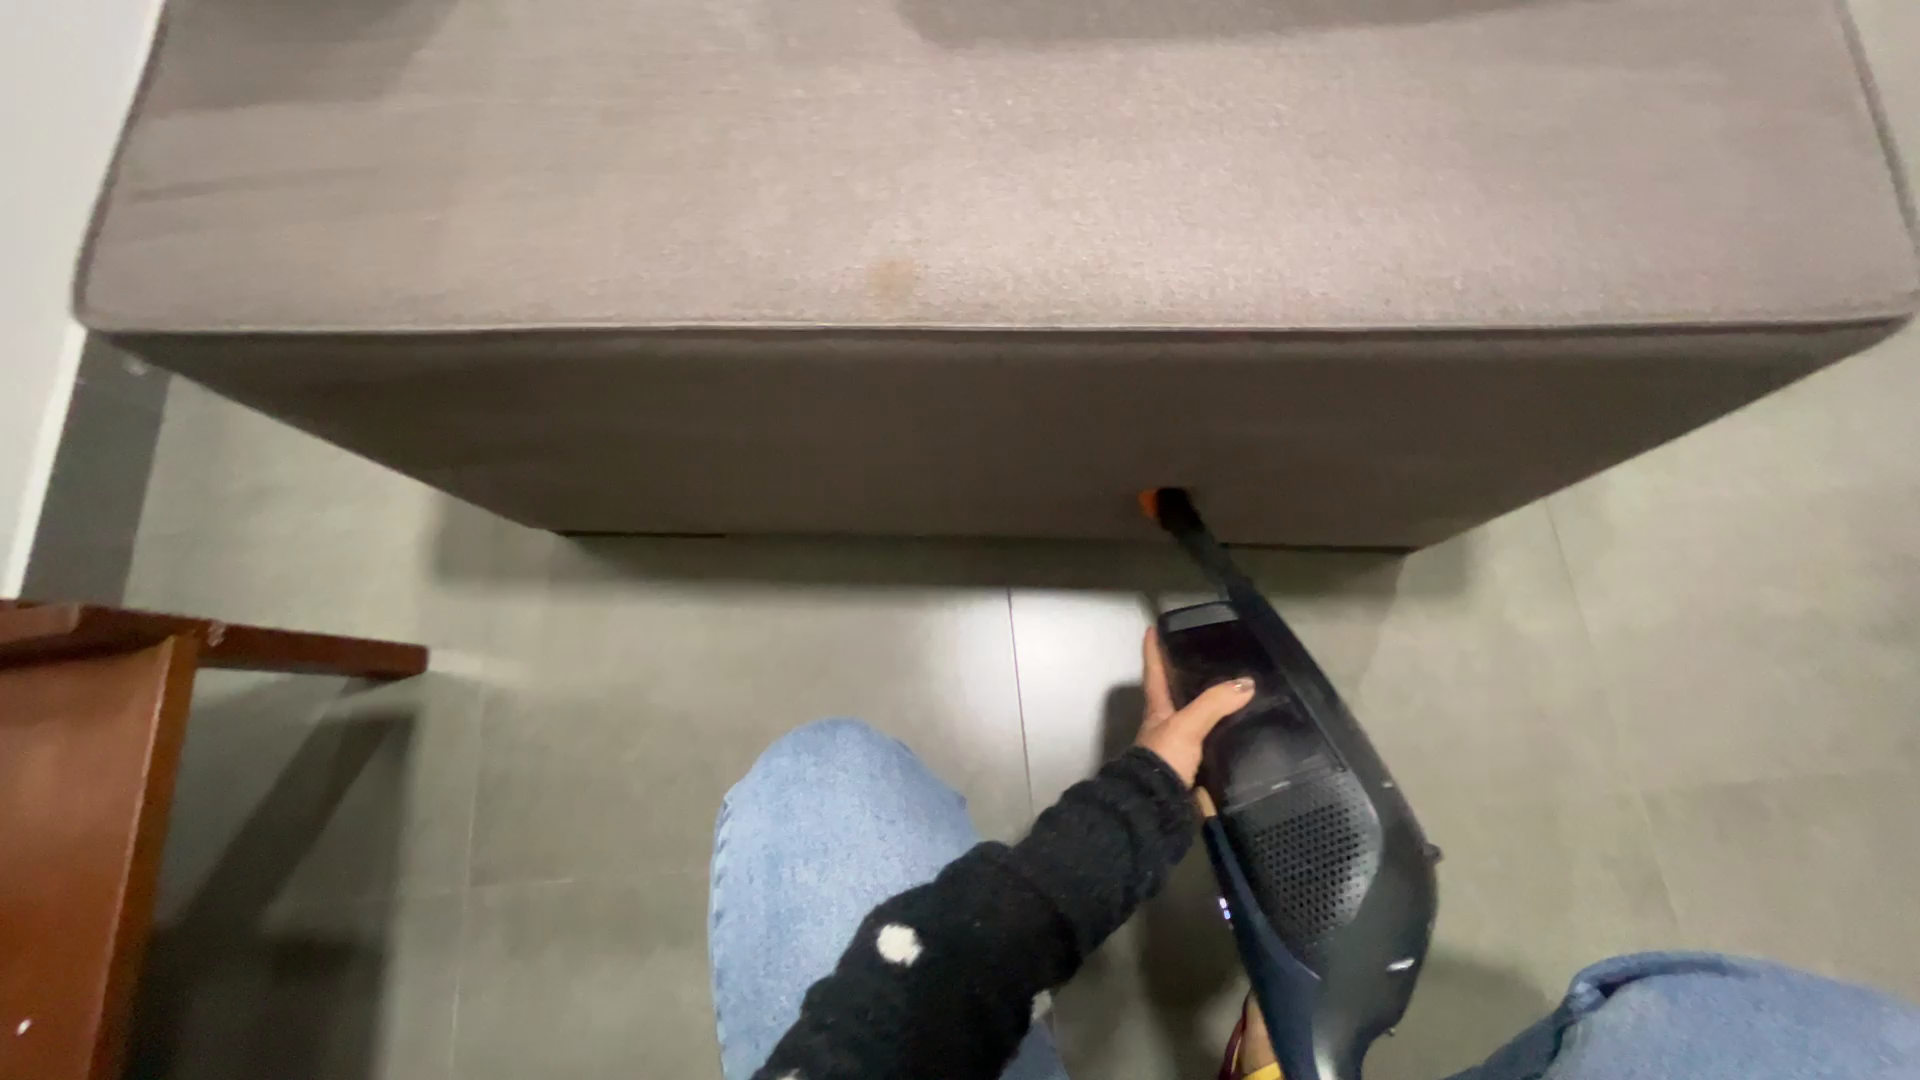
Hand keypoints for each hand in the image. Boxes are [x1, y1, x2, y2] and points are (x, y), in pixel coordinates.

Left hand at [1135, 628, 1254, 786]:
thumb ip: (1214, 704)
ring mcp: (1180, 748)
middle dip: (1189, 678)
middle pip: (1176, 695)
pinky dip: (1227, 738)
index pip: (1153, 671)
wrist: (1158, 808)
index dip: (1153, 650)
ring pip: (1198, 720)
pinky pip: (1214, 746)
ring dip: (1214, 709)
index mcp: (1157, 709)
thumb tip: (1246, 683)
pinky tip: (1246, 734)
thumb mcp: (1187, 725)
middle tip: (1212, 658)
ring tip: (1241, 693)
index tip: (1154, 628)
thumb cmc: (1163, 758)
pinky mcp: (1196, 769)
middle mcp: (1166, 725)